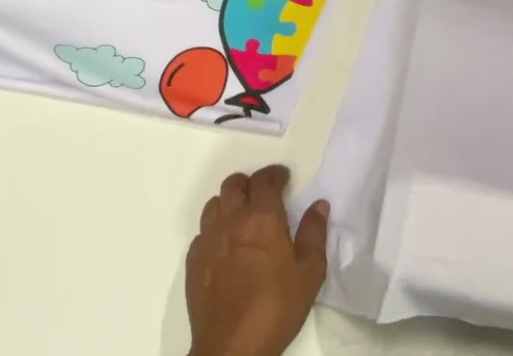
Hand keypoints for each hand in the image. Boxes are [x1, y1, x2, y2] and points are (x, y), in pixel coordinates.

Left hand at [186, 165, 330, 355]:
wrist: (232, 347)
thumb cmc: (277, 306)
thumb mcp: (310, 272)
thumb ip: (314, 233)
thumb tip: (319, 204)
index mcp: (262, 218)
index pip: (265, 180)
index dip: (275, 174)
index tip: (284, 178)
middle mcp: (232, 221)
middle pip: (234, 184)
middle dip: (250, 182)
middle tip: (264, 194)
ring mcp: (208, 240)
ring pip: (214, 204)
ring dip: (229, 202)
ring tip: (242, 216)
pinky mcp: (194, 262)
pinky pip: (202, 231)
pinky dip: (215, 228)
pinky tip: (226, 245)